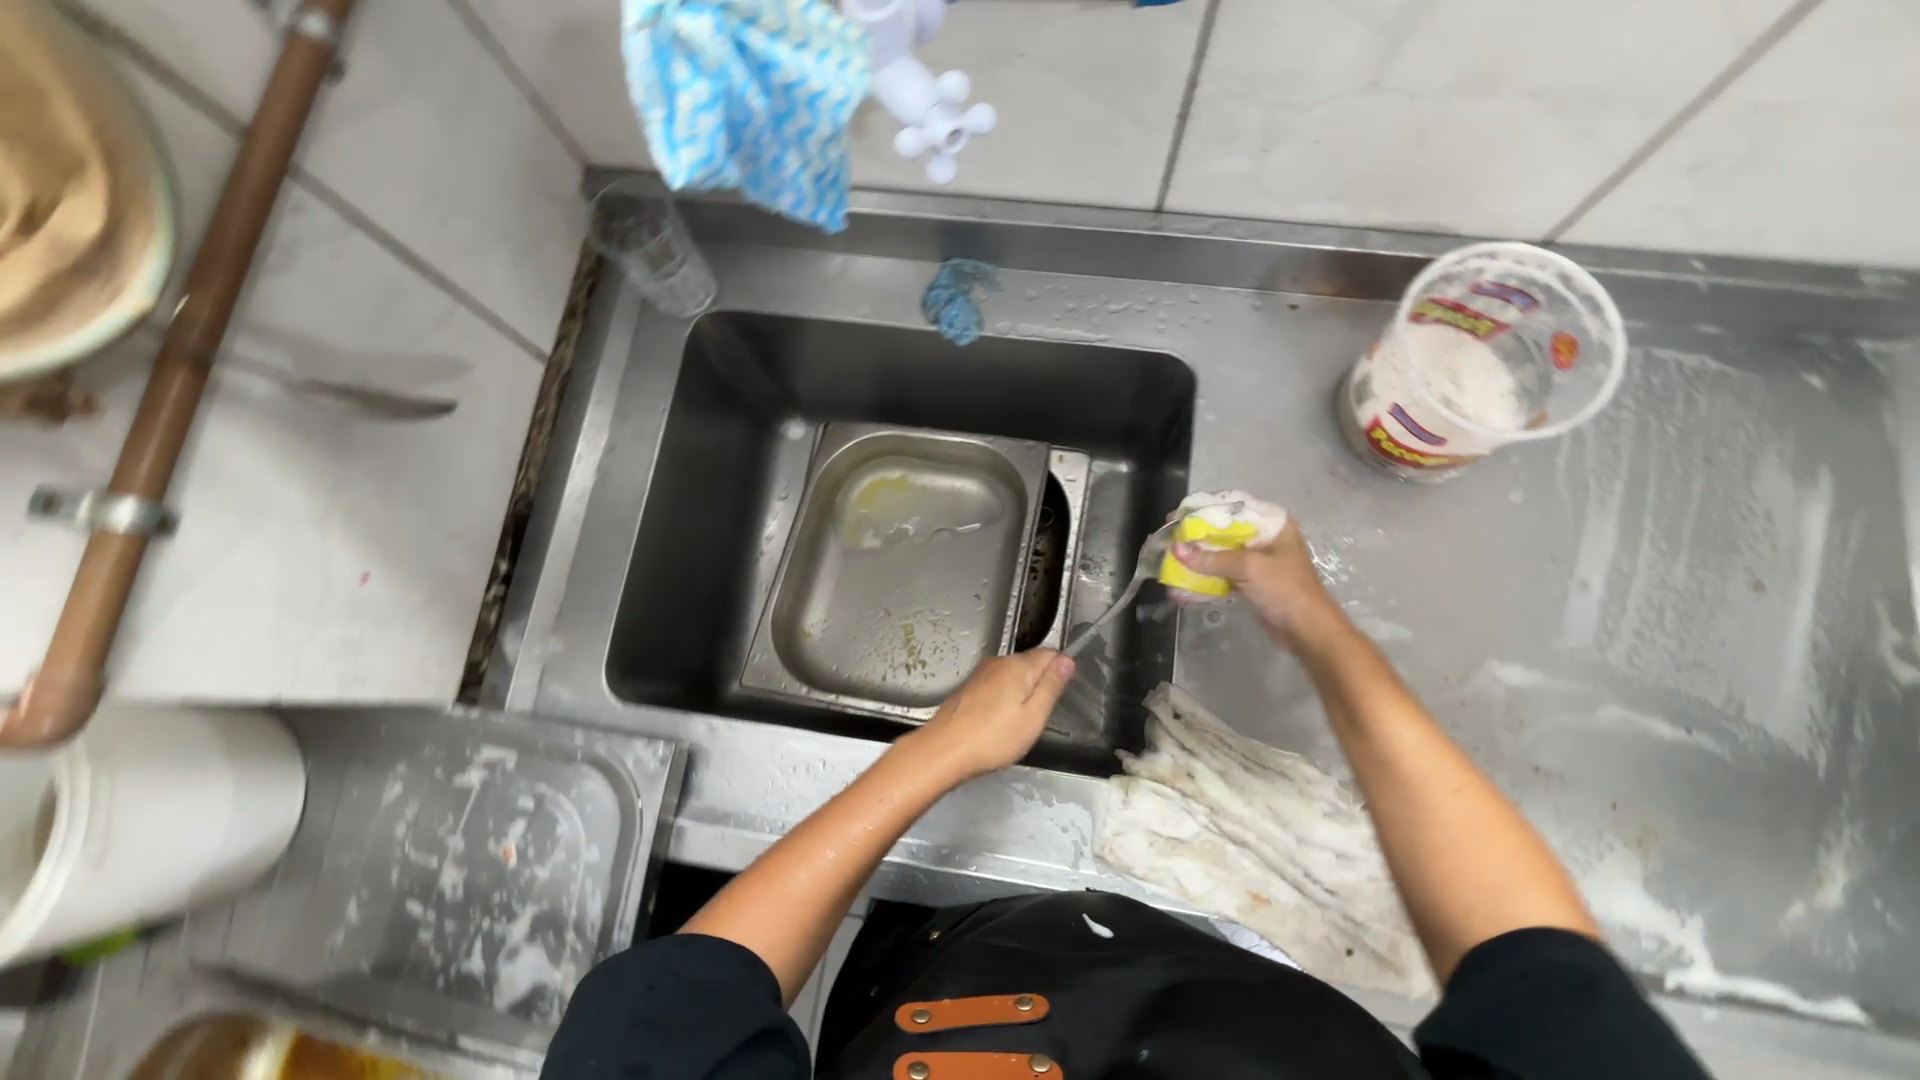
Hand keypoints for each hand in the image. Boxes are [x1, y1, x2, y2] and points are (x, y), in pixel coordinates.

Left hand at [903, 649, 1075, 782]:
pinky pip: (994, 687)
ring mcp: (979, 675)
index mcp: (1017, 666)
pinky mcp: (967, 689)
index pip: (1050, 653)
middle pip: (1029, 664)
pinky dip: (1001, 701)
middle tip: (1037, 718)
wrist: (943, 751)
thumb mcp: (1033, 716)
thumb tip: (1067, 660)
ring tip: (1016, 725)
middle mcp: (997, 663)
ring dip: (1019, 695)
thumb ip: (1051, 685)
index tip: (1057, 697)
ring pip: (1011, 677)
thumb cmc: (993, 738)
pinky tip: (996, 724)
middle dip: (1039, 686)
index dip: (1060, 672)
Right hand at [1172, 520, 1349, 652]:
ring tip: (1170, 560)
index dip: (1204, 509)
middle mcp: (1264, 537)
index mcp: (1273, 523)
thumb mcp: (1249, 568)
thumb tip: (1176, 549)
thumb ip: (1212, 558)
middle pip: (1224, 529)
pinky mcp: (1250, 581)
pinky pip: (1222, 573)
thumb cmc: (1286, 590)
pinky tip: (1182, 585)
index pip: (1234, 506)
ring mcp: (1257, 560)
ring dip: (1197, 558)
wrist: (1308, 631)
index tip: (1178, 515)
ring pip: (1221, 552)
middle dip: (1196, 535)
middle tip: (1169, 538)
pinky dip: (1204, 577)